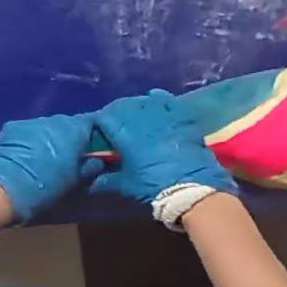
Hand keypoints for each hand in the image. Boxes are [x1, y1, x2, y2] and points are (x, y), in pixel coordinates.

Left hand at [0, 113, 104, 220]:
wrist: (7, 188)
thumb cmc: (48, 185)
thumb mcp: (76, 180)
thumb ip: (90, 167)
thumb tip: (97, 161)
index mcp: (73, 130)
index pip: (91, 123)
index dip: (92, 134)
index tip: (92, 146)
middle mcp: (53, 120)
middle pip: (66, 125)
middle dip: (68, 137)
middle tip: (68, 155)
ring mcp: (30, 121)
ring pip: (45, 127)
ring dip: (47, 138)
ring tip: (44, 157)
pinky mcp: (11, 127)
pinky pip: (27, 131)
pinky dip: (29, 140)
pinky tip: (25, 155)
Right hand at [91, 91, 235, 202]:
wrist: (192, 189)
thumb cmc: (153, 187)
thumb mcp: (126, 185)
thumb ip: (107, 180)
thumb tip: (93, 183)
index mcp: (124, 134)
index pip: (104, 118)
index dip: (100, 122)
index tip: (99, 130)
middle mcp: (142, 120)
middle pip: (123, 105)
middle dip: (116, 112)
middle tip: (114, 122)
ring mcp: (164, 117)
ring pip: (145, 101)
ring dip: (136, 105)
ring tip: (133, 112)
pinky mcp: (183, 118)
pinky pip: (169, 101)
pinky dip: (160, 98)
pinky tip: (154, 97)